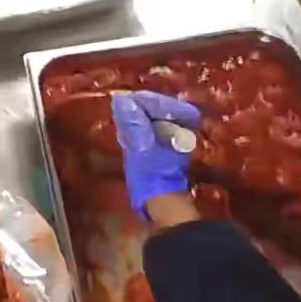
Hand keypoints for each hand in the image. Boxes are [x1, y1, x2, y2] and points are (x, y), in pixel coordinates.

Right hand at [111, 90, 203, 217]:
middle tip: (120, 104)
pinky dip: (138, 129)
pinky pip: (149, 133)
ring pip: (155, 122)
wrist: (160, 203)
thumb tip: (122, 100)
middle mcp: (179, 133)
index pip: (164, 104)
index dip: (146, 100)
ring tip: (120, 114)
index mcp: (180, 129)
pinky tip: (126, 131)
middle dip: (141, 107)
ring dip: (138, 117)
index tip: (125, 98)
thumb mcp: (140, 147)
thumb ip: (134, 123)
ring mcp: (170, 144)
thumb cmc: (151, 175)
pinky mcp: (160, 154)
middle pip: (160, 112)